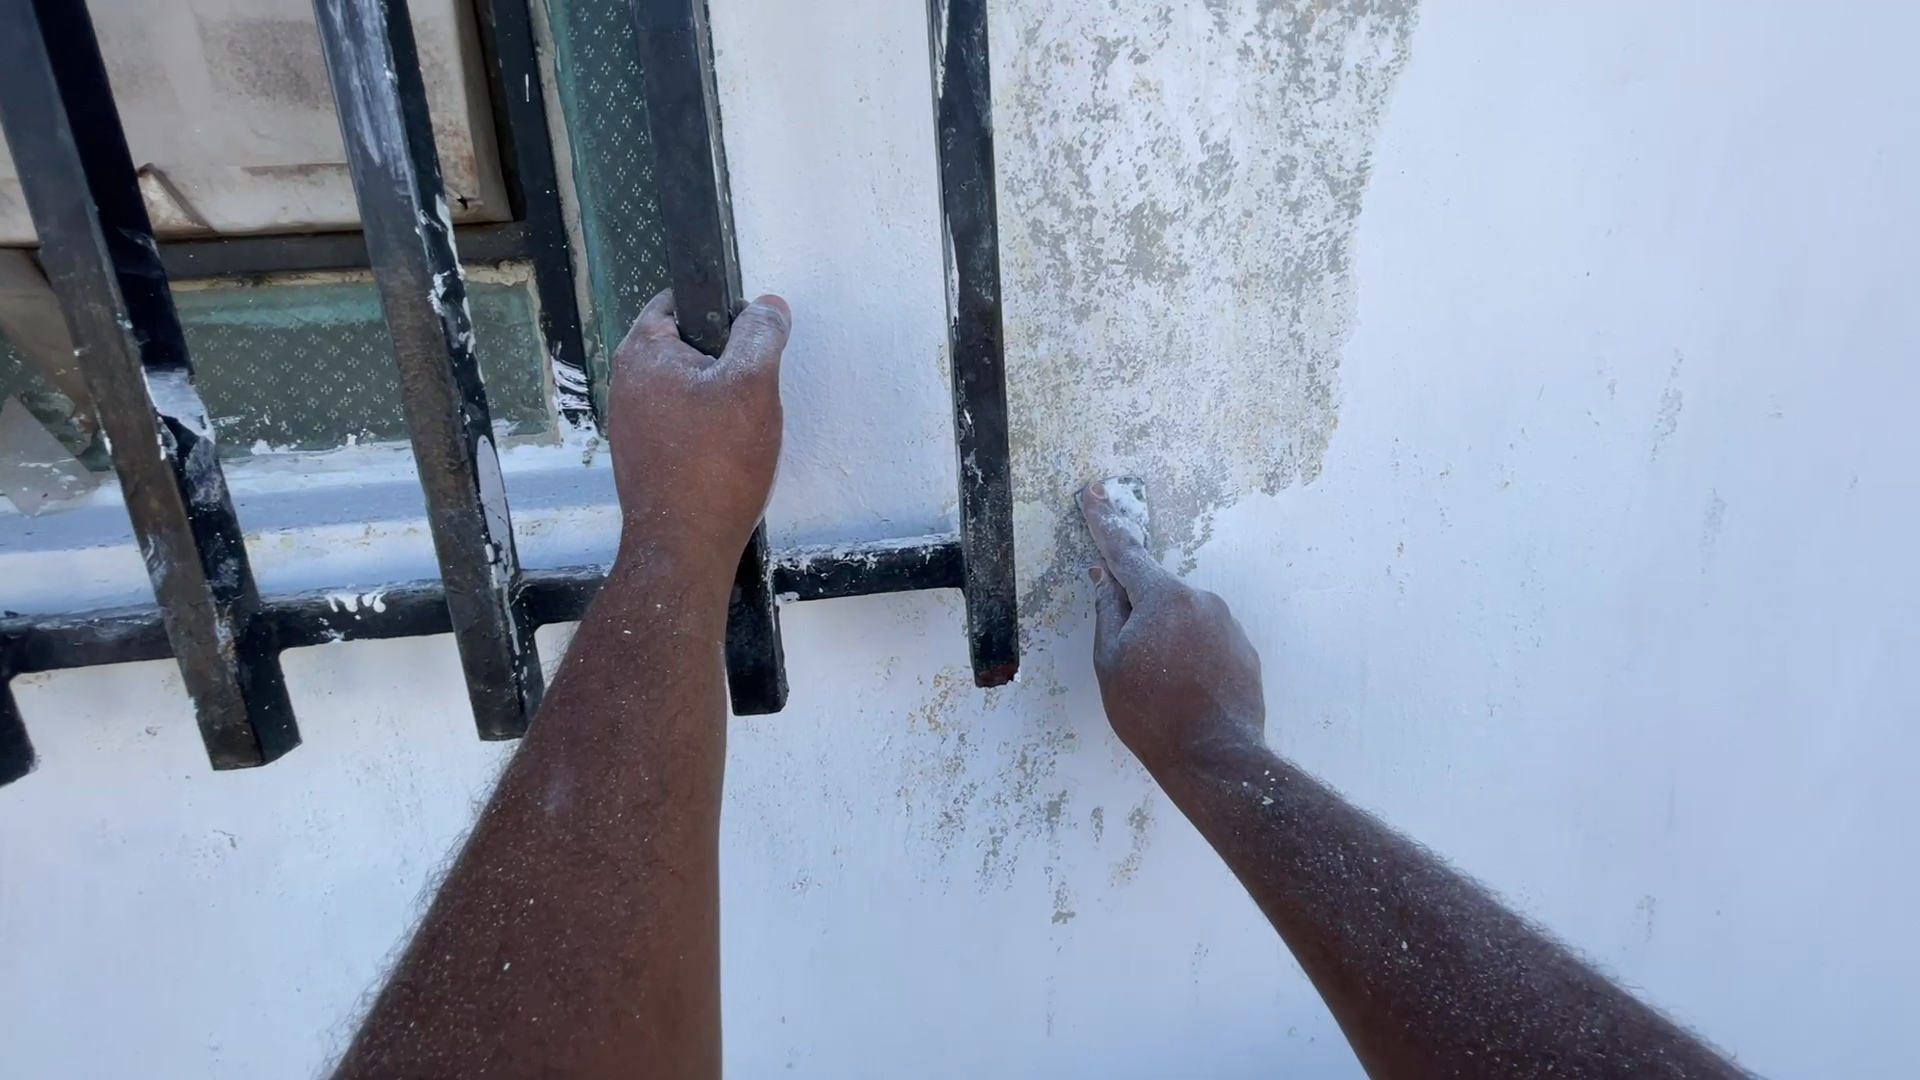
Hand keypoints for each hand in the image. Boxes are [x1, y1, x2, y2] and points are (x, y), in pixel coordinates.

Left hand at [609, 289, 790, 573]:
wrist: (685, 544)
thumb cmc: (717, 463)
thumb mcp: (752, 386)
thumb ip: (761, 336)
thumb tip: (768, 305)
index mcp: (643, 352)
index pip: (680, 301)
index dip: (722, 311)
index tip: (752, 341)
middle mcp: (627, 382)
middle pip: (687, 349)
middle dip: (726, 364)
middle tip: (755, 393)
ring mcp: (631, 422)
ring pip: (686, 391)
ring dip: (719, 402)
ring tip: (744, 431)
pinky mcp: (642, 456)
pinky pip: (681, 426)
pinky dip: (706, 433)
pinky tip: (727, 457)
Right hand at [1079, 481, 1265, 773]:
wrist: (1214, 758)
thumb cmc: (1150, 711)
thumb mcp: (1110, 661)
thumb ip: (1108, 611)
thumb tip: (1103, 577)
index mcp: (1164, 597)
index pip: (1126, 552)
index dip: (1105, 523)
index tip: (1095, 494)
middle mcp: (1202, 600)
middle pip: (1155, 592)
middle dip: (1136, 612)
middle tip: (1127, 660)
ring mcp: (1228, 625)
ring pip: (1181, 618)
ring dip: (1163, 638)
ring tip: (1158, 687)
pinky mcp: (1244, 650)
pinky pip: (1204, 639)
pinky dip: (1188, 654)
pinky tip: (1183, 690)